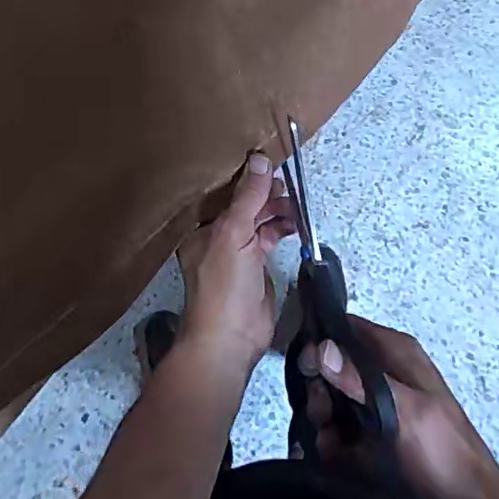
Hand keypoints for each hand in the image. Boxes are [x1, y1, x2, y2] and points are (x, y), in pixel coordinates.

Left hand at [177, 153, 295, 373]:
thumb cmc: (223, 285)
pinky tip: (296, 224)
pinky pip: (269, 237)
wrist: (230, 339)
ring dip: (277, 210)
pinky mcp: (255, 266)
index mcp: (202, 226)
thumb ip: (248, 196)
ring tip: (296, 205)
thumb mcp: (234, 233)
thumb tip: (260, 159)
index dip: (245, 176)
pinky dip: (282, 228)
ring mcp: (236, 252)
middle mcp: (217, 236)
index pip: (224, 192)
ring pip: (259, 220)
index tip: (267, 161)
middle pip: (244, 204)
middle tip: (287, 186)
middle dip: (265, 193)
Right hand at [303, 316, 498, 498]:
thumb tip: (321, 349)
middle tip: (323, 415)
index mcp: (395, 353)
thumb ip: (361, 380)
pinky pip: (335, 431)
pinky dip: (326, 443)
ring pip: (329, 400)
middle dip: (319, 389)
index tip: (305, 365)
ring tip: (330, 444)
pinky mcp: (367, 438)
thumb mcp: (404, 411)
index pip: (348, 328)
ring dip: (321, 420)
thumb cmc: (442, 451)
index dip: (322, 339)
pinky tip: (326, 458)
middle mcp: (381, 373)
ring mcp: (373, 407)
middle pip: (331, 366)